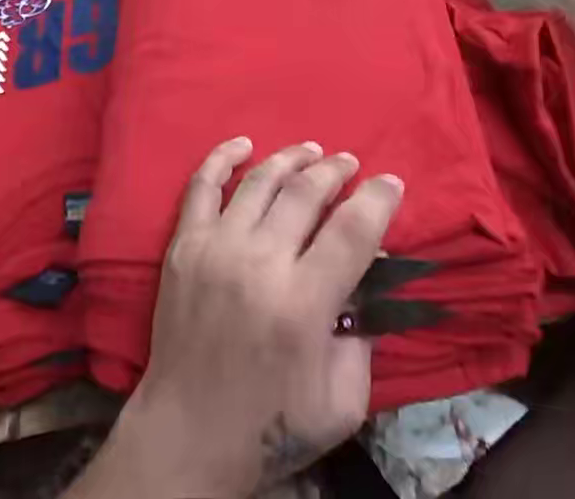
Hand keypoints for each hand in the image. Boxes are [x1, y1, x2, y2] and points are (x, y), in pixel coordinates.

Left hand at [72, 137, 404, 498]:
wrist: (189, 430)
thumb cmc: (272, 424)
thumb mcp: (343, 399)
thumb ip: (363, 333)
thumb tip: (370, 268)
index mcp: (303, 304)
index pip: (352, 231)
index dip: (378, 199)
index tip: (391, 182)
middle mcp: (258, 263)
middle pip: (305, 194)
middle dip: (336, 172)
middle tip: (350, 163)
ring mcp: (215, 247)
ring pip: (259, 182)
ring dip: (290, 159)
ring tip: (312, 150)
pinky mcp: (183, 245)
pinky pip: (201, 187)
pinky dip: (222, 158)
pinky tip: (242, 145)